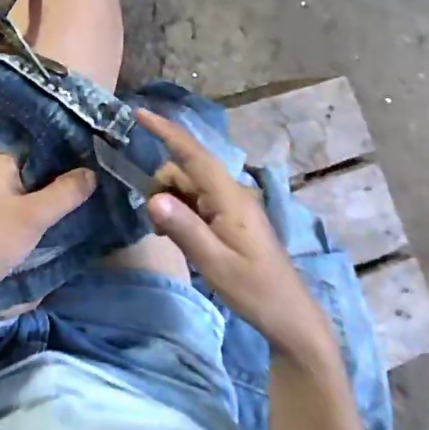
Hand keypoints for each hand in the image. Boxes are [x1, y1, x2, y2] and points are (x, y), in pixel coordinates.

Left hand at [0, 152, 96, 310]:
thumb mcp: (36, 215)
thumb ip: (66, 192)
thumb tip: (93, 172)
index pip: (37, 146)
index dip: (65, 154)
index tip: (92, 161)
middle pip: (32, 166)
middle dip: (58, 176)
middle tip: (91, 182)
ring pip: (25, 186)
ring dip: (46, 195)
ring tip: (80, 196)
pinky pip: (16, 201)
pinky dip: (33, 207)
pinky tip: (54, 214)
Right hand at [138, 109, 333, 357]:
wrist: (289, 316)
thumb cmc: (254, 290)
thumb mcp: (214, 262)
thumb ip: (183, 228)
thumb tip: (152, 198)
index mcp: (230, 197)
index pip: (193, 154)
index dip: (166, 131)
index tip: (139, 113)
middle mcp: (231, 192)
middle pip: (185, 172)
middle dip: (161, 189)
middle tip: (155, 227)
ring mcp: (232, 205)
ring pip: (187, 188)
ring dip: (170, 205)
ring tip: (166, 237)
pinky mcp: (230, 218)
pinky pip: (196, 203)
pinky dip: (181, 214)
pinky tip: (179, 238)